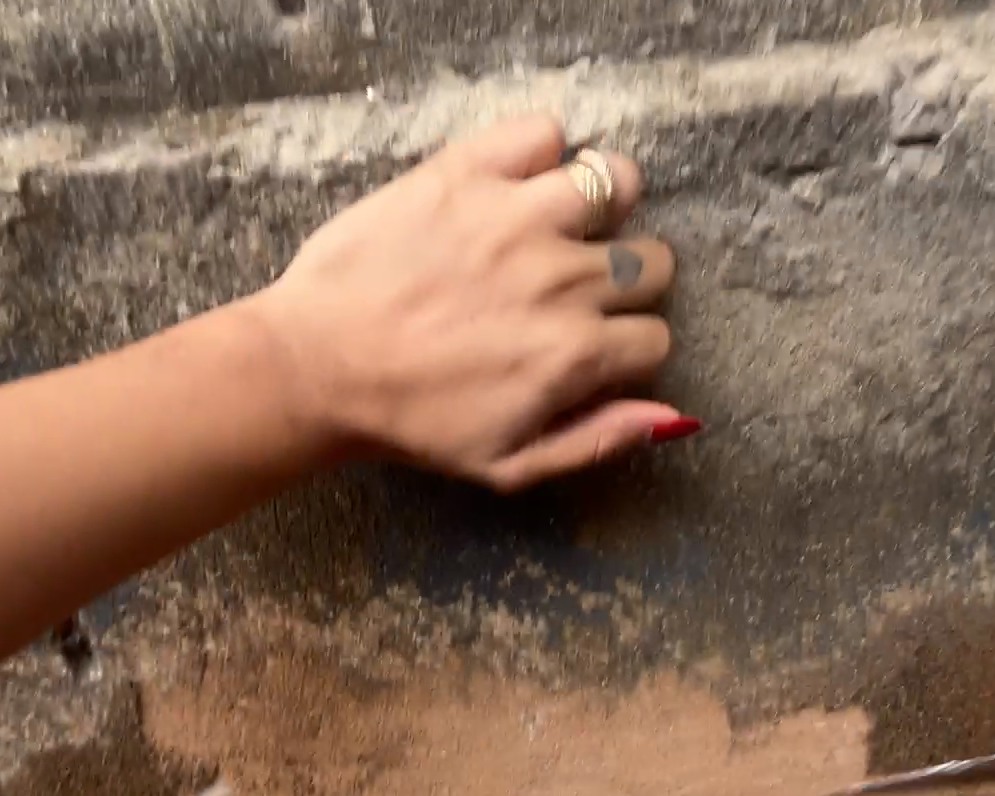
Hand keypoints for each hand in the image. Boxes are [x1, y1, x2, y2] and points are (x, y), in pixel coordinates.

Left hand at [248, 115, 687, 491]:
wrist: (320, 366)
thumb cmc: (414, 422)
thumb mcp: (510, 464)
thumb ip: (598, 440)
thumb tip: (675, 418)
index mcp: (574, 356)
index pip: (655, 337)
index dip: (628, 350)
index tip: (594, 351)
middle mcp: (562, 281)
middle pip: (651, 263)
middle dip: (627, 285)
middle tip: (577, 295)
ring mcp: (518, 218)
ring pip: (618, 183)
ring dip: (605, 208)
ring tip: (564, 229)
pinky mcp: (468, 173)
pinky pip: (544, 132)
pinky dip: (542, 154)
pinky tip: (517, 188)